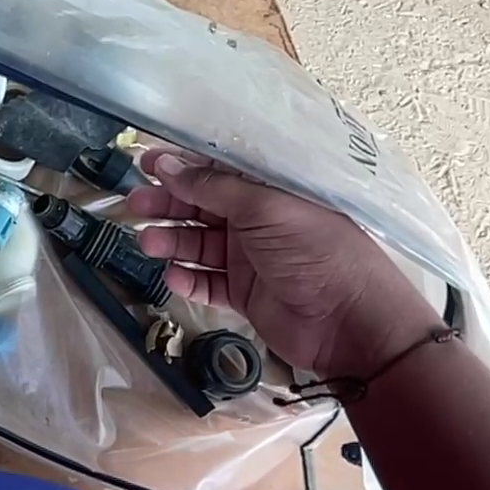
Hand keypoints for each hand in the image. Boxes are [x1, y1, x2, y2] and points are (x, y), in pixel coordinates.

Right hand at [128, 150, 440, 378]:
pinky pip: (206, 282)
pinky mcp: (244, 293)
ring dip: (171, 241)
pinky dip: (188, 279)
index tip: (146, 163)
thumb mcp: (265, 208)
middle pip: (201, 205)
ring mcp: (249, 258)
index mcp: (269, 191)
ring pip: (198, 243)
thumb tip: (165, 164)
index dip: (182, 165)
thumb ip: (211, 187)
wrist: (354, 326)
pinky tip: (173, 277)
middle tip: (135, 204)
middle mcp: (257, 220)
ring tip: (147, 242)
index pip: (217, 170)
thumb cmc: (317, 253)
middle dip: (167, 203)